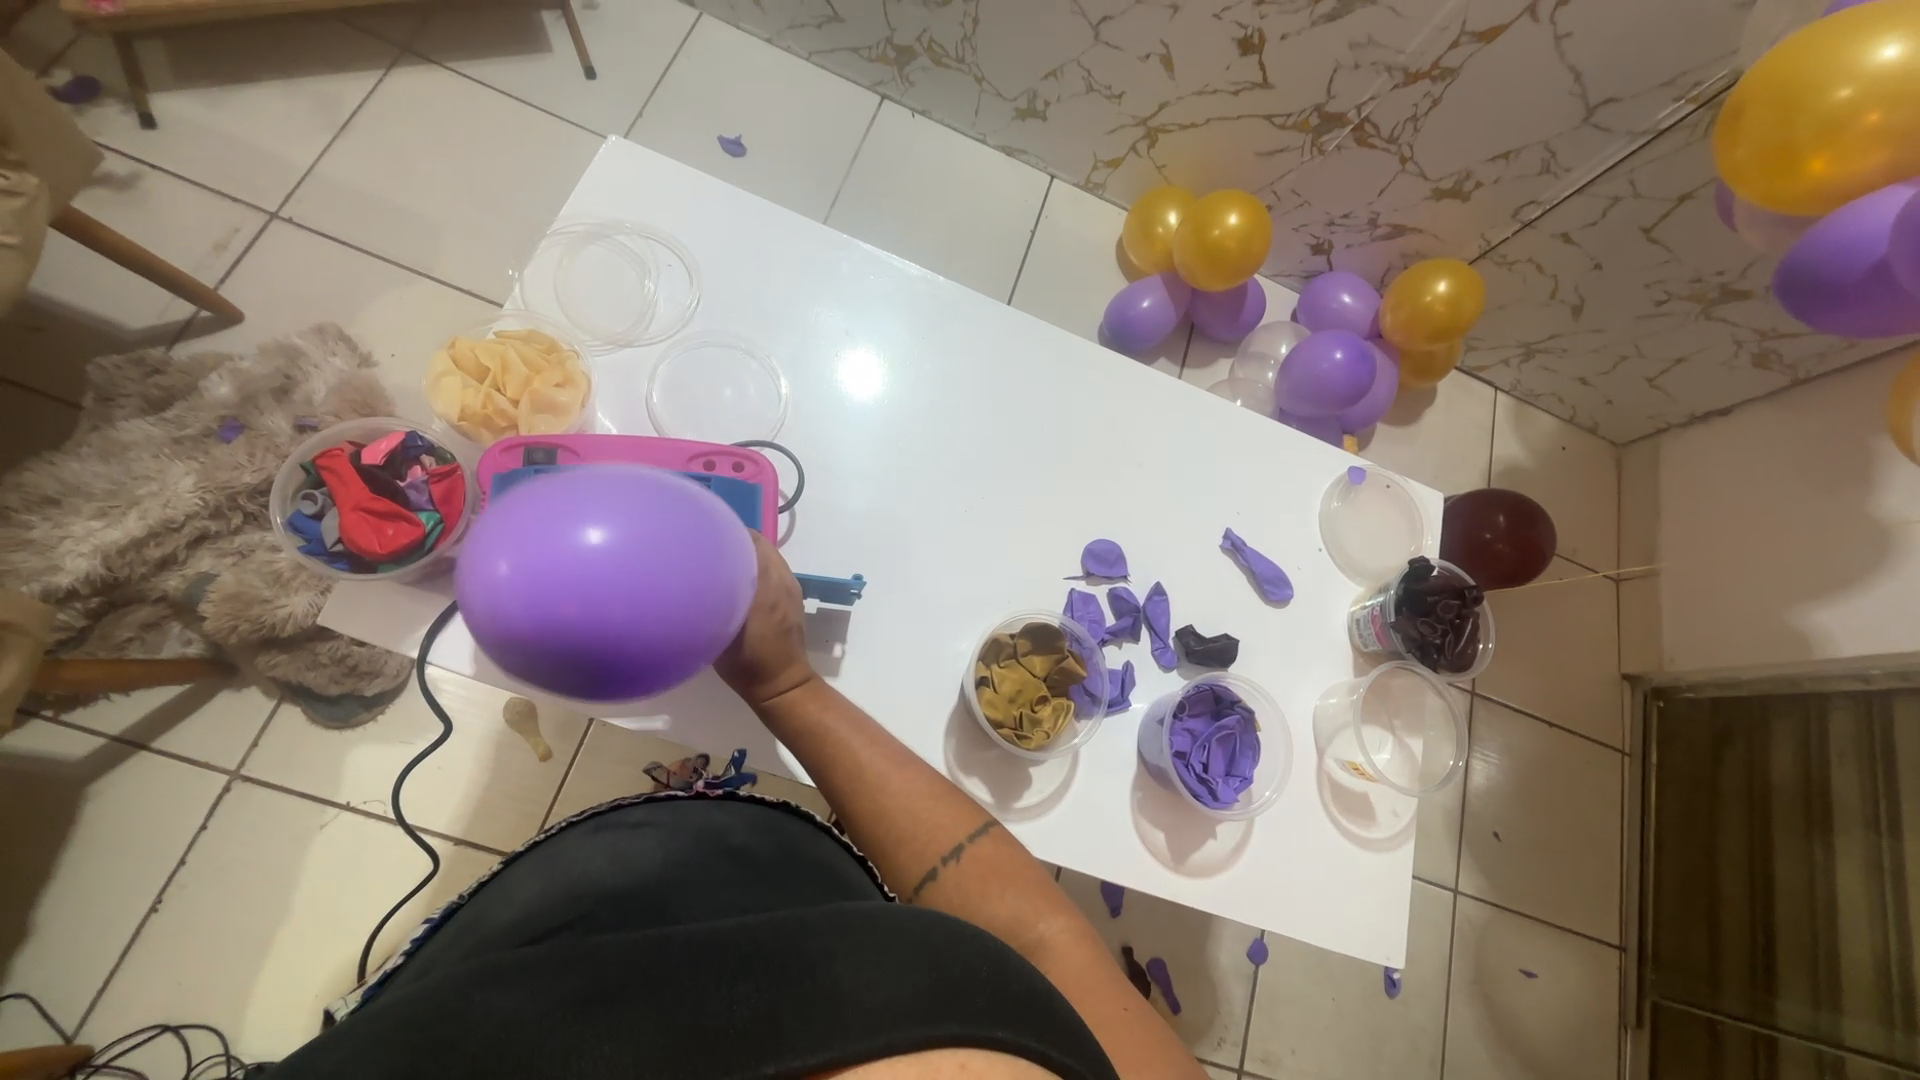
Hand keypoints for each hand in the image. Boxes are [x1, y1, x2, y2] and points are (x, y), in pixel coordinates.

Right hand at [714, 529, 817, 710]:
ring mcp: (791, 589)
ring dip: (747, 554)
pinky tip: (736, 580)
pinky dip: (757, 567)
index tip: (705, 533)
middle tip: (708, 545)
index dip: (730, 532)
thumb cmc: (748, 664)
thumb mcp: (719, 635)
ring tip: (719, 559)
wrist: (782, 685)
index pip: (753, 541)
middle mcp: (783, 580)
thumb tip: (692, 584)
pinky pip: (774, 571)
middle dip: (736, 541)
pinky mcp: (793, 599)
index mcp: (767, 585)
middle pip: (761, 546)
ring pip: (769, 557)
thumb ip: (710, 605)